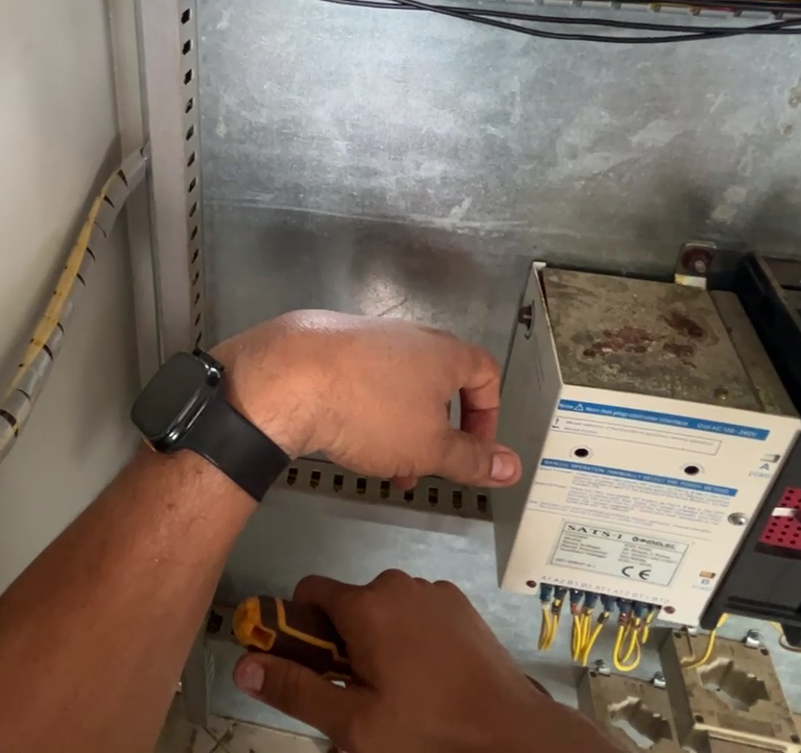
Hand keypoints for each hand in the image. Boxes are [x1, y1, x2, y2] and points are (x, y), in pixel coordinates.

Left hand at [211, 311, 520, 488]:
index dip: (488, 415)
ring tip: (381, 464)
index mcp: (443, 352)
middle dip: (436, 429)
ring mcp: (366, 334)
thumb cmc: (370, 411)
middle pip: (438, 381)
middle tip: (424, 465)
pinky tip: (344, 434)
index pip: (486, 373)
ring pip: (397, 384)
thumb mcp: (429, 448)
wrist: (288, 377)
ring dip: (399, 425)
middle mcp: (408, 335)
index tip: (475, 450)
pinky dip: (364, 407)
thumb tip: (512, 466)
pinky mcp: (329, 341)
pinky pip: (360, 377)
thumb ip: (473, 459)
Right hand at [234, 572, 609, 752]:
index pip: (310, 591)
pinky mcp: (459, 603)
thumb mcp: (353, 724)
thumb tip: (244, 666)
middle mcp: (395, 583)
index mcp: (365, 606)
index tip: (309, 662)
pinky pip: (418, 610)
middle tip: (360, 692)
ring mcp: (432, 590)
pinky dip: (413, 634)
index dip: (300, 625)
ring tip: (402, 690)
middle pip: (349, 604)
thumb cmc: (427, 730)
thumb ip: (296, 690)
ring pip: (385, 608)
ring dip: (380, 638)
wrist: (514, 733)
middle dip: (344, 641)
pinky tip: (432, 676)